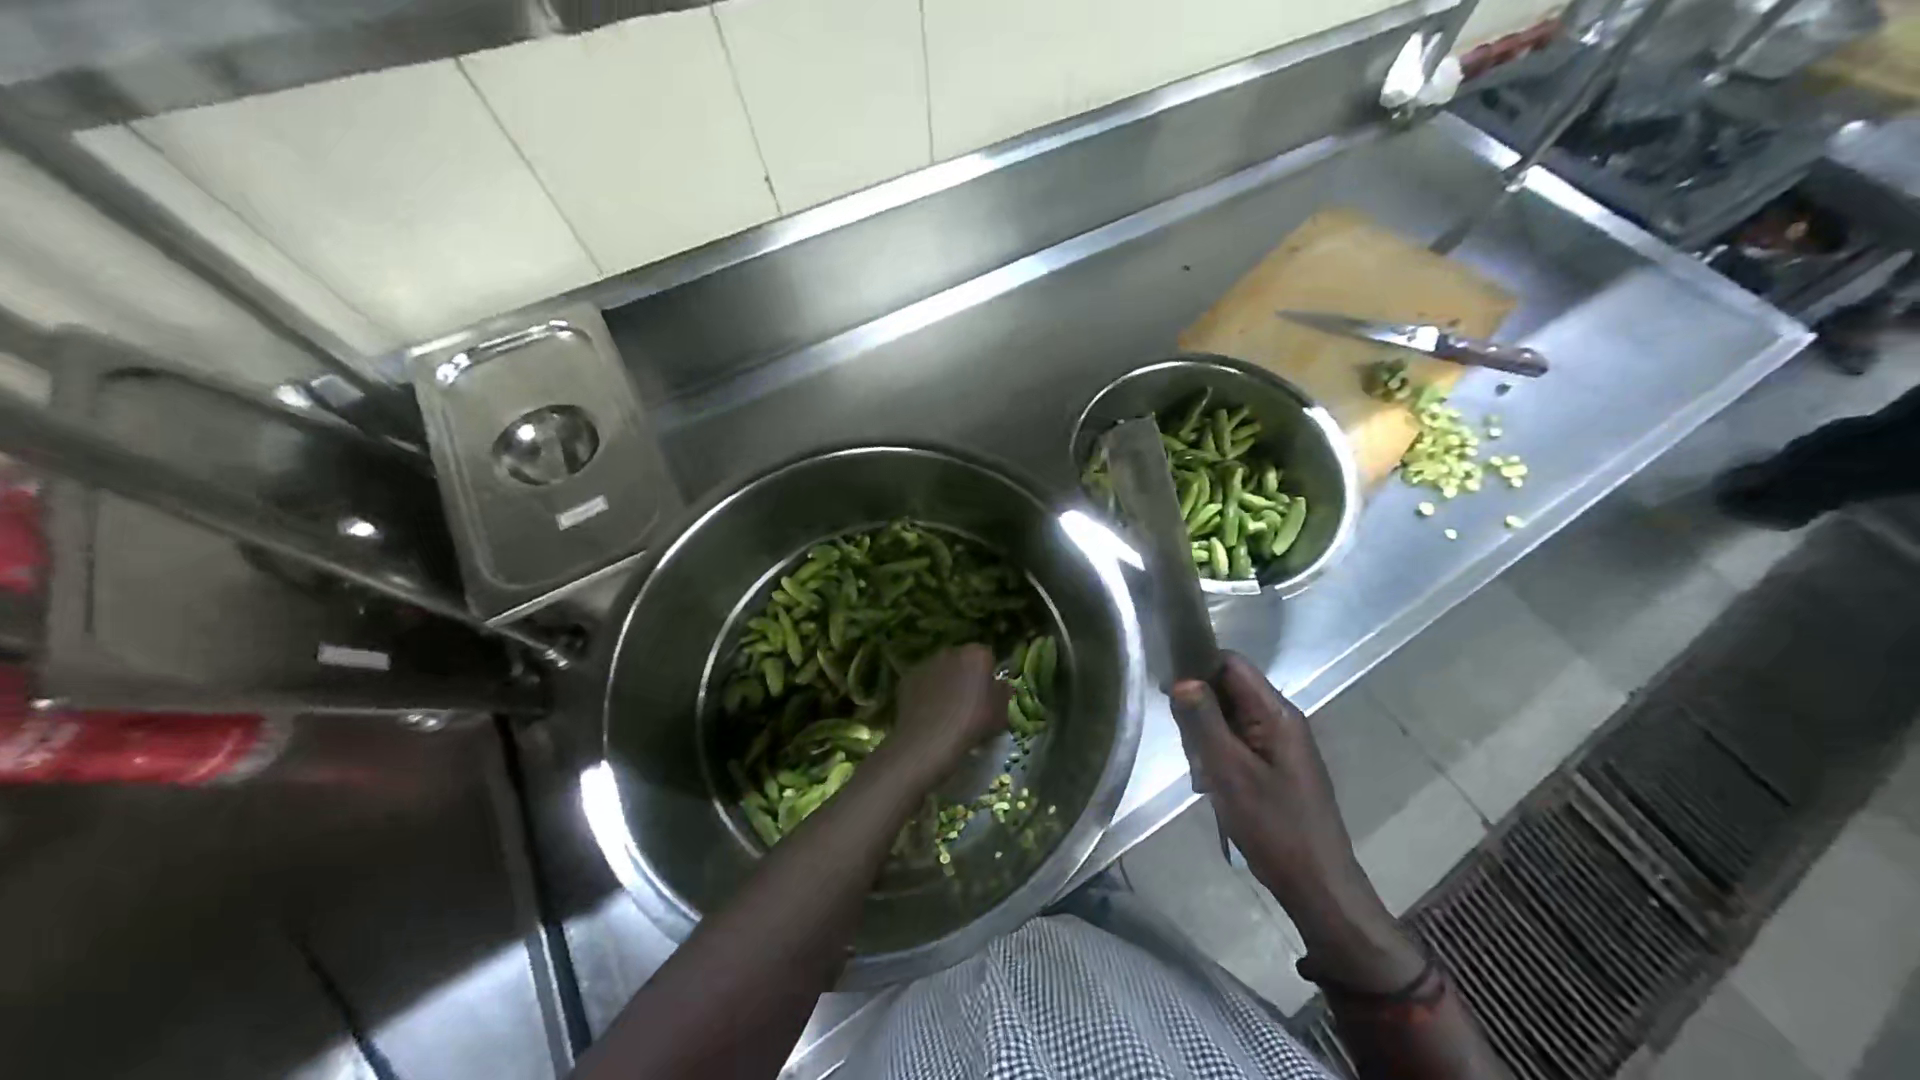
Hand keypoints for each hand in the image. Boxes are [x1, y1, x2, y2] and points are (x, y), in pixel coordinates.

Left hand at [885, 645, 1010, 780]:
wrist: (930, 740)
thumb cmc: (972, 723)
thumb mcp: (1001, 713)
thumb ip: (1004, 693)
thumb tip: (1000, 685)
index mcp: (976, 655)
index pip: (986, 656)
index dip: (987, 674)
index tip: (987, 693)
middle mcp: (950, 652)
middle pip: (961, 660)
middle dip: (964, 674)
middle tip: (966, 700)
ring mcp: (925, 664)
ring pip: (939, 670)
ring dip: (944, 682)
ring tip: (945, 709)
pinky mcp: (907, 678)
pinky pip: (922, 682)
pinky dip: (925, 692)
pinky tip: (927, 713)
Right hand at [1171, 652, 1424, 993]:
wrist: (1317, 885)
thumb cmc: (1273, 825)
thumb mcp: (1229, 771)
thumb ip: (1204, 721)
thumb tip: (1181, 679)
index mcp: (1276, 714)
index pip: (1231, 664)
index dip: (1197, 668)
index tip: (1167, 694)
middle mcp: (1280, 721)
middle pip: (1228, 690)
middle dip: (1199, 711)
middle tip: (1188, 748)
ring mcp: (1279, 745)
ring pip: (1228, 719)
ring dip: (1207, 739)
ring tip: (1202, 775)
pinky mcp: (1275, 767)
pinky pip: (1237, 744)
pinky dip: (1218, 757)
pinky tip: (1212, 785)